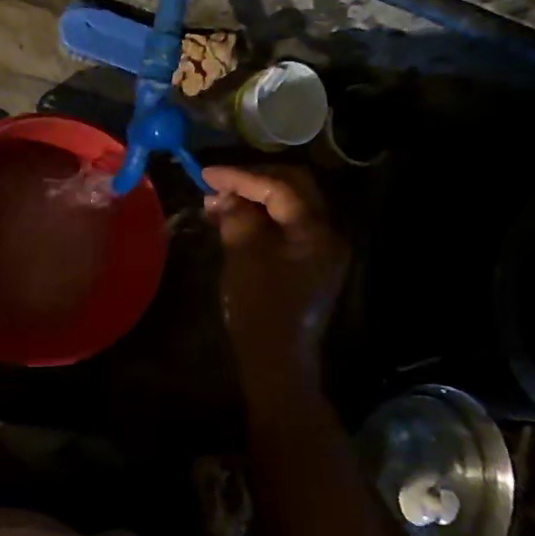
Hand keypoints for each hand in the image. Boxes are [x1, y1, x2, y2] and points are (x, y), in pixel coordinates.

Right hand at [201, 166, 349, 377]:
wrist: (277, 361)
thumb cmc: (260, 310)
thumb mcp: (243, 258)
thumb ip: (237, 218)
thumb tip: (225, 195)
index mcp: (316, 231)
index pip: (280, 187)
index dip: (241, 177)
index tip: (206, 174)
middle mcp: (328, 234)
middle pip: (294, 189)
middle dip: (254, 181)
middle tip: (217, 185)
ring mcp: (322, 250)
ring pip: (290, 207)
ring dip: (256, 199)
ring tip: (219, 203)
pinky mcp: (310, 263)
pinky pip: (287, 228)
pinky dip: (262, 219)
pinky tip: (235, 222)